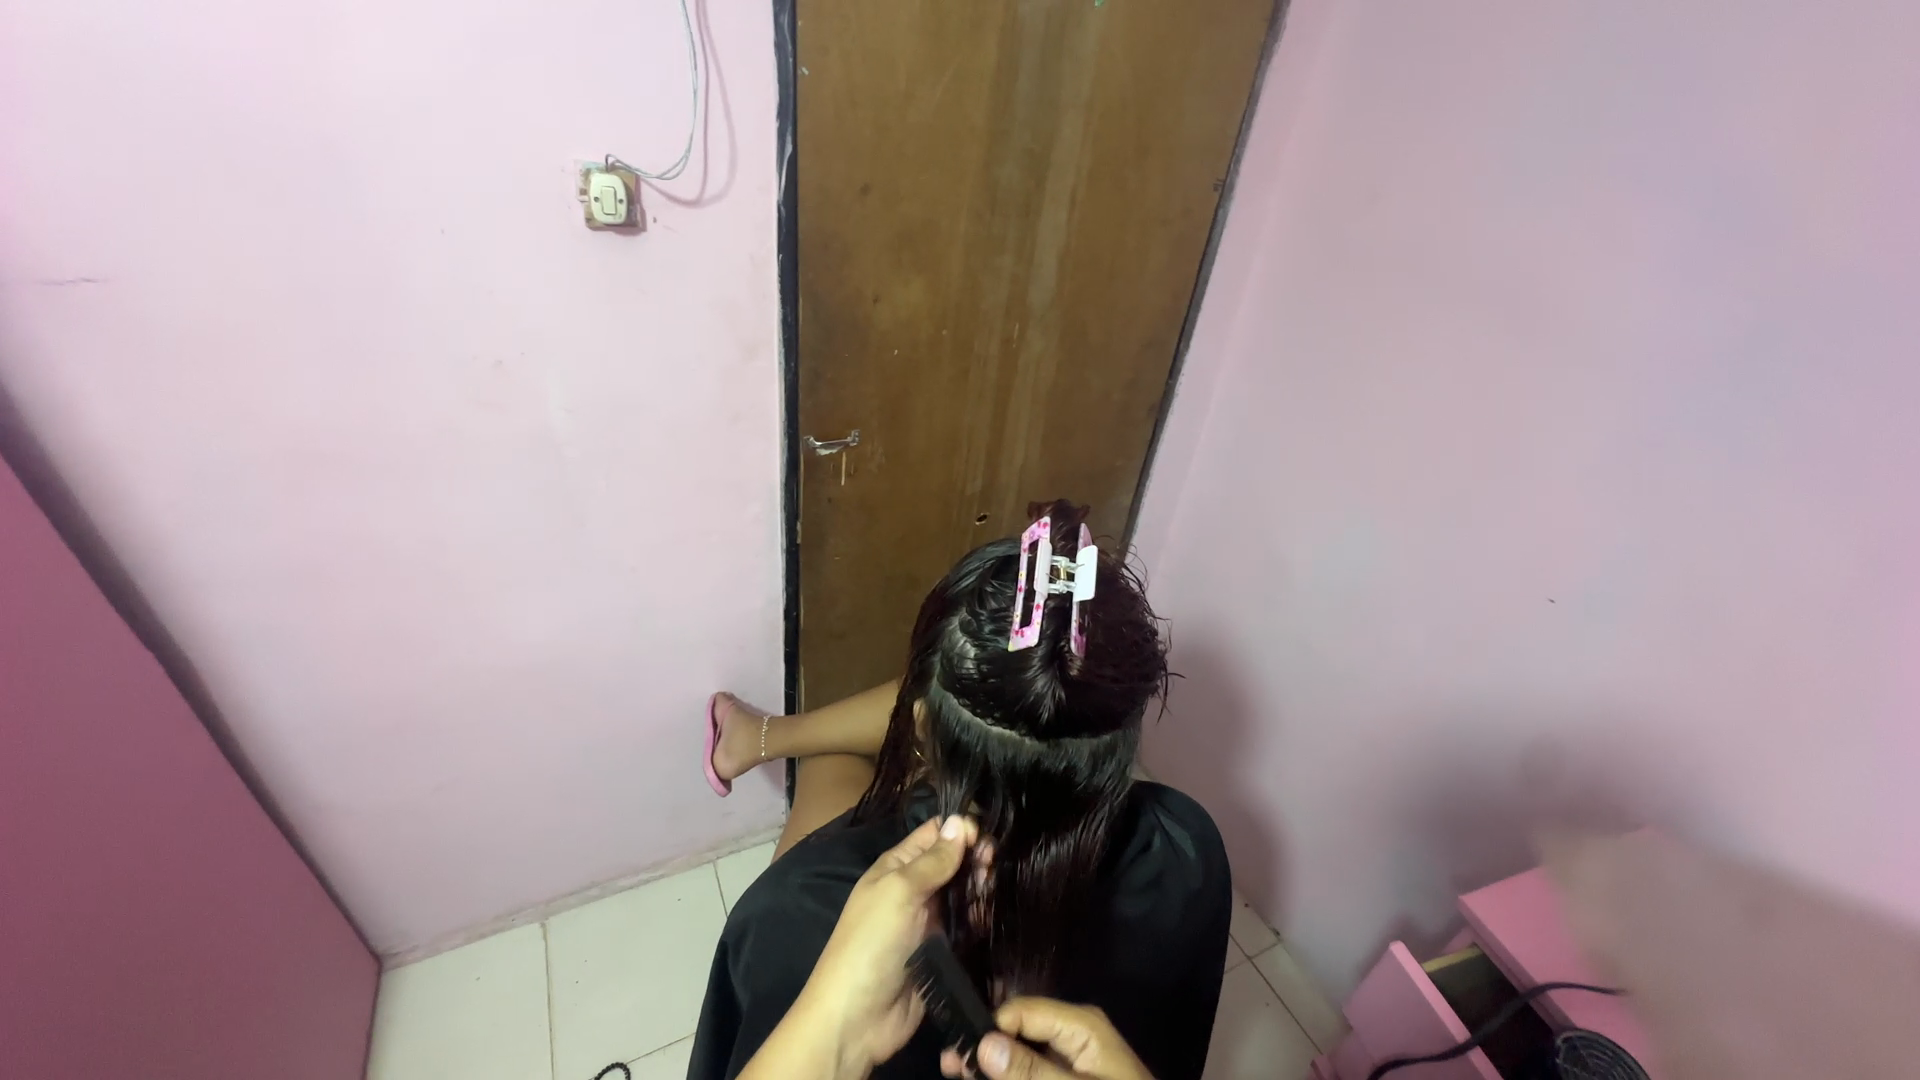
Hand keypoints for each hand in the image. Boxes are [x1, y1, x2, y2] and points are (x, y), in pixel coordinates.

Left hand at [791, 814, 978, 1076]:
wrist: (858, 1019)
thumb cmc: (872, 943)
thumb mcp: (900, 891)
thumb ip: (933, 859)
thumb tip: (960, 820)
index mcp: (898, 866)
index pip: (935, 834)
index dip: (960, 828)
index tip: (985, 834)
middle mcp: (916, 889)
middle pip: (954, 862)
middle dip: (976, 859)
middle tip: (991, 867)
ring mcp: (930, 921)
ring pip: (965, 893)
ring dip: (981, 888)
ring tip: (991, 892)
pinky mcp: (944, 951)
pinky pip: (968, 927)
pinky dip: (981, 919)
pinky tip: (992, 916)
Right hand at [942, 998, 1153, 1079]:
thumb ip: (1031, 1071)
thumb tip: (983, 1043)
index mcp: (1079, 1024)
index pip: (1022, 1011)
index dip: (990, 1029)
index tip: (959, 1052)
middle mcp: (1073, 1034)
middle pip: (1019, 1031)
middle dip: (985, 1047)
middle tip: (949, 1066)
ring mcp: (1072, 1059)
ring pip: (1023, 1054)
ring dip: (994, 1065)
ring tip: (957, 1072)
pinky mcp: (1071, 1076)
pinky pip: (1037, 1068)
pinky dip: (1014, 1075)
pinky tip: (988, 1078)